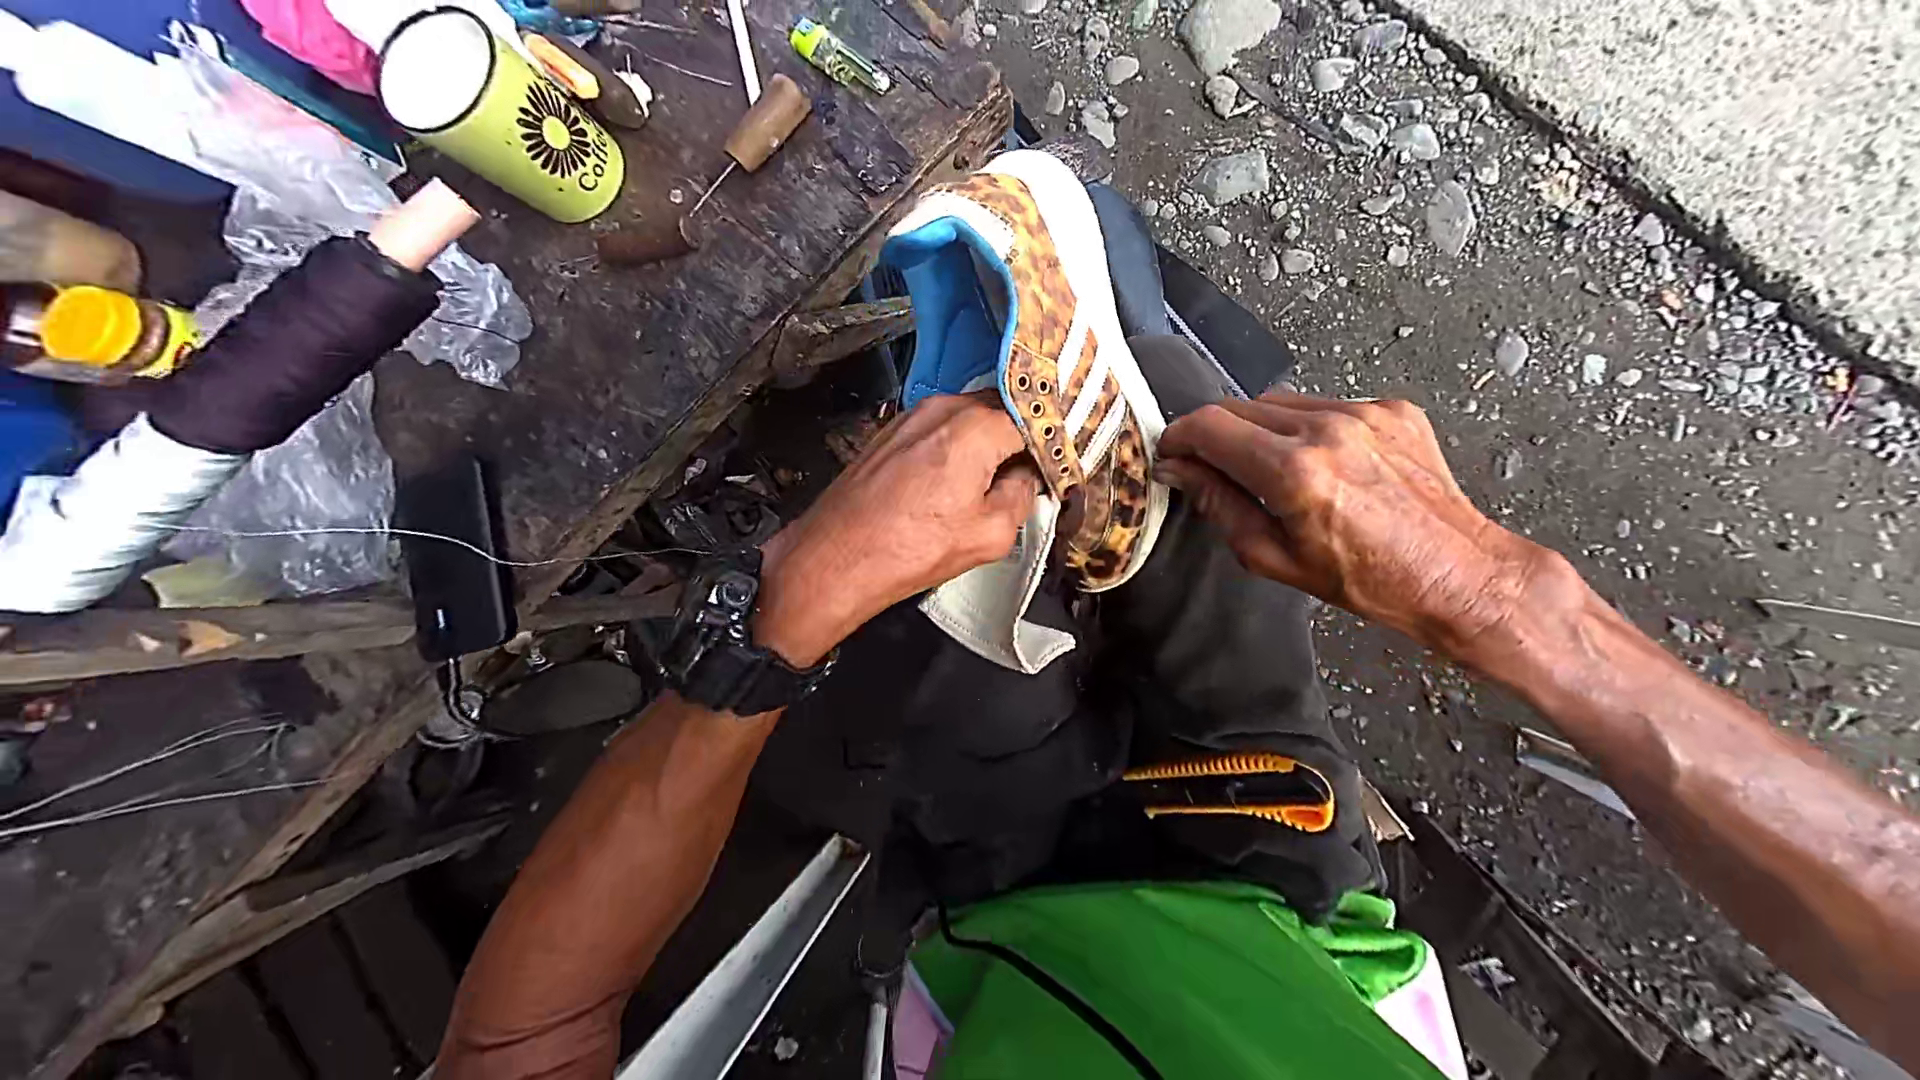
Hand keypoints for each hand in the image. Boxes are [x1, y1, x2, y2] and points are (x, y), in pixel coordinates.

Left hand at [754, 394, 1040, 666]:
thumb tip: (1025, 480)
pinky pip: (938, 430)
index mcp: (973, 429)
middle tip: (1029, 473)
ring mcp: (910, 418)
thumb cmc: (903, 548)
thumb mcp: (989, 535)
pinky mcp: (890, 433)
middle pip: (999, 411)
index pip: (1032, 419)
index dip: (1048, 443)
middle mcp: (940, 410)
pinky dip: (955, 448)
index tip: (1054, 463)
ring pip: (967, 419)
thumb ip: (1021, 496)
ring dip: (985, 444)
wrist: (836, 558)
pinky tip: (953, 484)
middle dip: (1018, 439)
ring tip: (989, 484)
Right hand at [1155, 391, 1583, 665]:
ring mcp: (1363, 413)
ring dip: (1254, 428)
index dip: (1178, 436)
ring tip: (1264, 467)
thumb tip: (1179, 471)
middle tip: (1206, 463)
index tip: (1171, 451)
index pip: (1209, 426)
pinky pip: (1320, 404)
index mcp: (1294, 472)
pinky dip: (1300, 427)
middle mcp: (1327, 430)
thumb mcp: (1270, 556)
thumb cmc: (1364, 578)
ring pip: (1275, 400)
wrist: (1454, 571)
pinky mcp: (1390, 408)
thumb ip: (1218, 503)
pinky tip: (1313, 461)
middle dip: (1211, 433)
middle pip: (1237, 406)